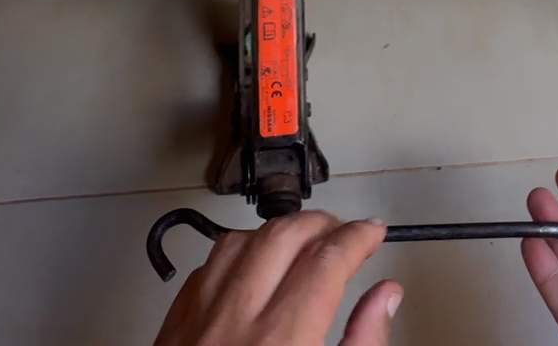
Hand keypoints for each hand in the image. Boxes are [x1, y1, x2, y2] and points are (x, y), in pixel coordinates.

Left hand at [153, 211, 403, 345]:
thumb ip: (363, 345)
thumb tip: (385, 299)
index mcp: (280, 343)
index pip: (329, 258)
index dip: (359, 236)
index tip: (373, 233)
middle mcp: (235, 323)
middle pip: (286, 234)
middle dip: (324, 225)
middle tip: (346, 234)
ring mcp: (198, 322)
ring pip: (243, 239)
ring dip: (280, 232)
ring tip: (304, 243)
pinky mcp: (172, 330)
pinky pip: (209, 266)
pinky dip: (239, 253)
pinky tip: (254, 265)